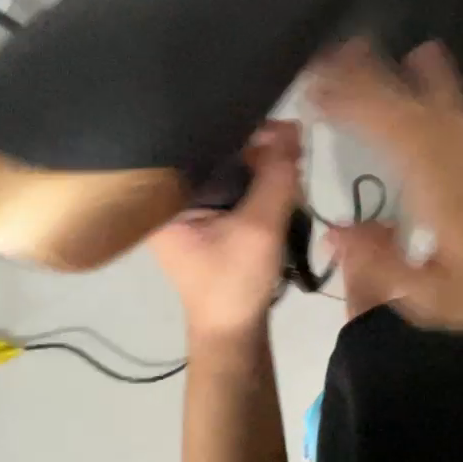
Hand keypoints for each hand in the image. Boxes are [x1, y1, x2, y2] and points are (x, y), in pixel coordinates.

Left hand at [147, 121, 299, 343]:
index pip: (205, 145)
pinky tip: (286, 179)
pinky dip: (263, 181)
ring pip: (233, 170)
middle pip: (221, 155)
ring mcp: (192, 210)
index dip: (246, 132)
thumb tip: (292, 127)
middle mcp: (173, 198)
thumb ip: (276, 176)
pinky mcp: (211, 220)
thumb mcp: (261, 225)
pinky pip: (238, 187)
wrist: (234, 334)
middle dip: (261, 149)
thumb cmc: (236, 281)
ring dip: (266, 165)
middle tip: (296, 146)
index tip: (282, 130)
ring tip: (295, 161)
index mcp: (166, 198)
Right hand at [308, 40, 462, 330]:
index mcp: (438, 188)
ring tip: (354, 47)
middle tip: (320, 59)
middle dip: (361, 80)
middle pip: (402, 108)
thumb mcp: (435, 298)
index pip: (388, 136)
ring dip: (388, 73)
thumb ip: (382, 266)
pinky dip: (435, 76)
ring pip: (424, 100)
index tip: (315, 94)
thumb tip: (332, 232)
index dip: (351, 110)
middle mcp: (452, 156)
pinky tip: (424, 53)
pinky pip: (454, 103)